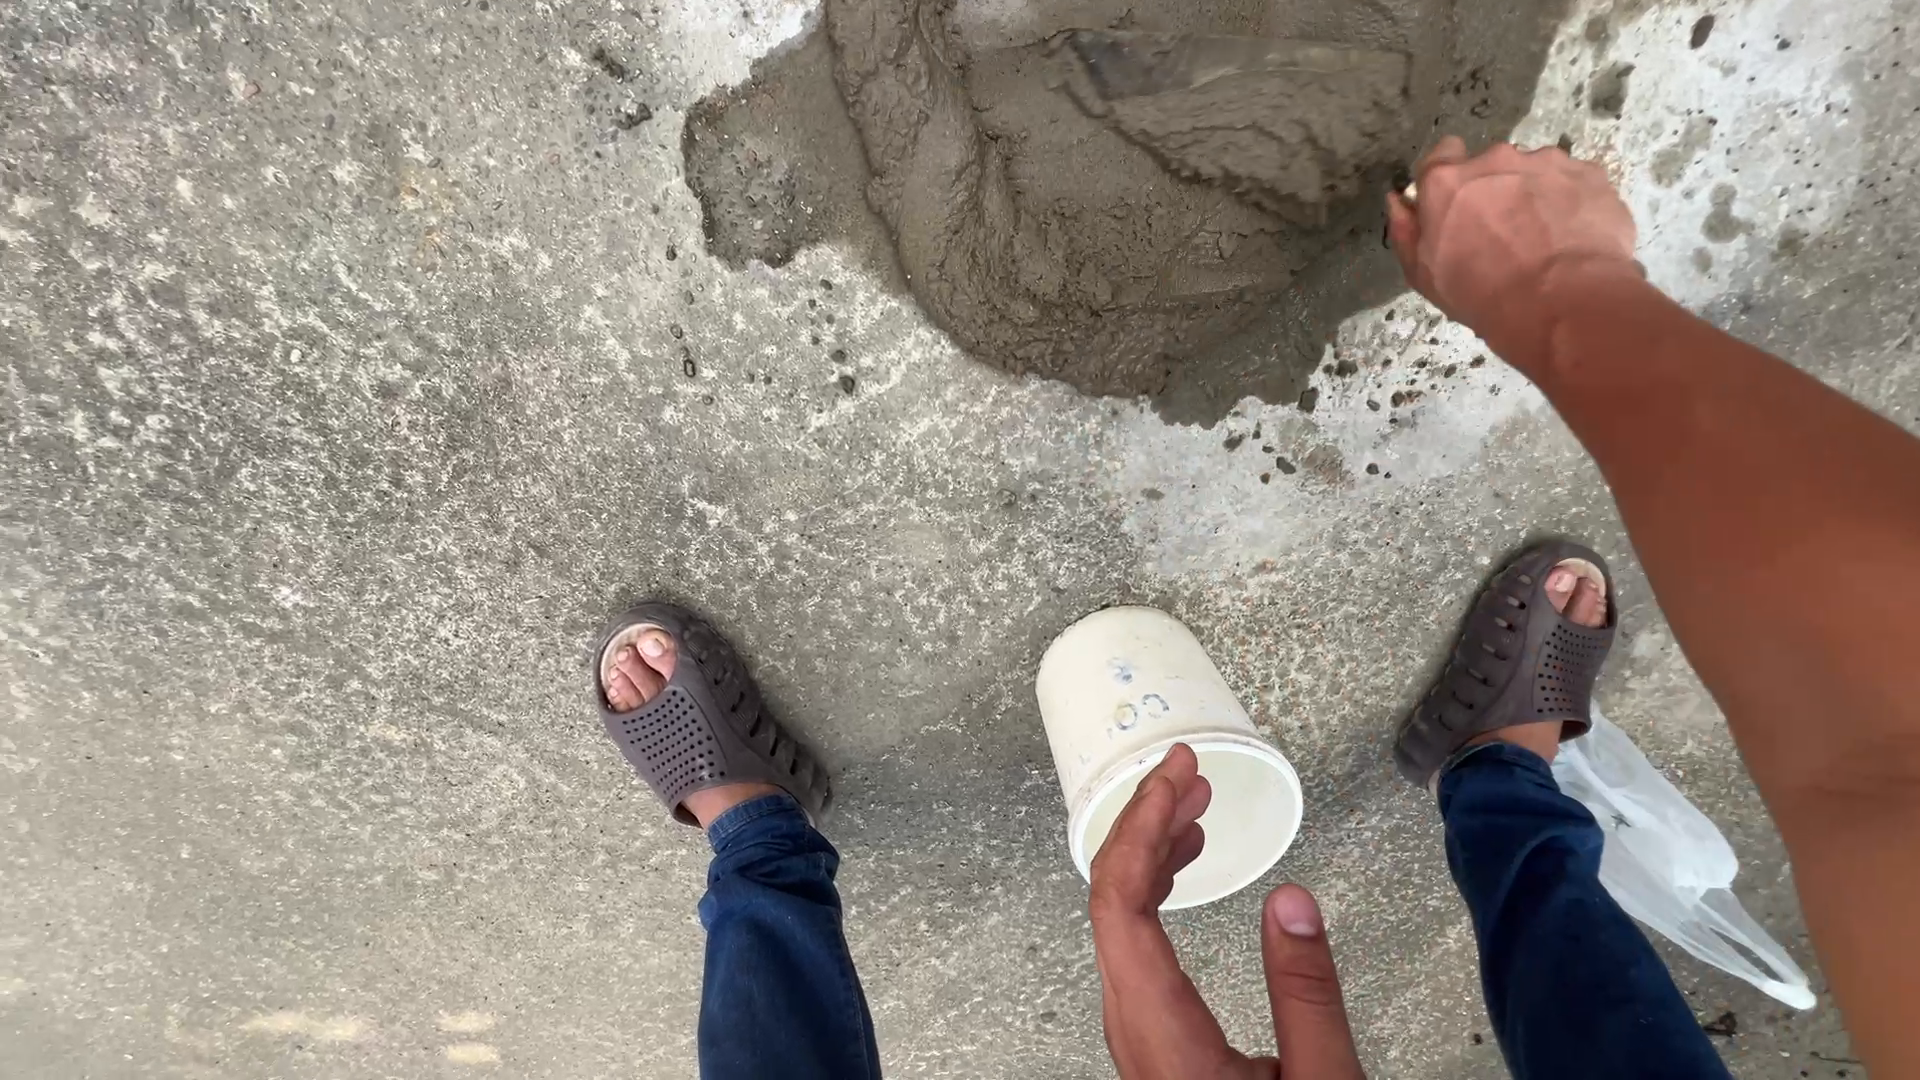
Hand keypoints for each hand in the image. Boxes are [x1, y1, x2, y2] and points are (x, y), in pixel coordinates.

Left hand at [1089, 743, 1365, 1078]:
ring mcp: (1131, 1016)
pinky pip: (1132, 929)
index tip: (1176, 773)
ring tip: (1193, 803)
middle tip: (1186, 771)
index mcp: (1157, 1026)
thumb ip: (1305, 994)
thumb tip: (1293, 896)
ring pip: (1117, 906)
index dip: (1142, 822)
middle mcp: (1128, 1014)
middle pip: (1109, 889)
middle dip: (1146, 817)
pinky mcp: (1146, 1020)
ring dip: (1151, 843)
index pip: (1118, 895)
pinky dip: (1156, 879)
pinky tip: (1186, 858)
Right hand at [1386, 137, 1639, 359]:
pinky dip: (1564, 202)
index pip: (1440, 153)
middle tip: (1493, 232)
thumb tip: (1399, 201)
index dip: (1444, 177)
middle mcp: (1496, 159)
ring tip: (1535, 238)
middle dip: (1489, 190)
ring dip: (1527, 195)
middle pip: (1488, 166)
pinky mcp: (1589, 172)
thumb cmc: (1477, 290)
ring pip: (1530, 172)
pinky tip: (1563, 237)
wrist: (1558, 297)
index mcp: (1447, 181)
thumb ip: (1406, 229)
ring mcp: (1547, 161)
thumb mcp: (1421, 272)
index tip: (1448, 202)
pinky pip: (1569, 182)